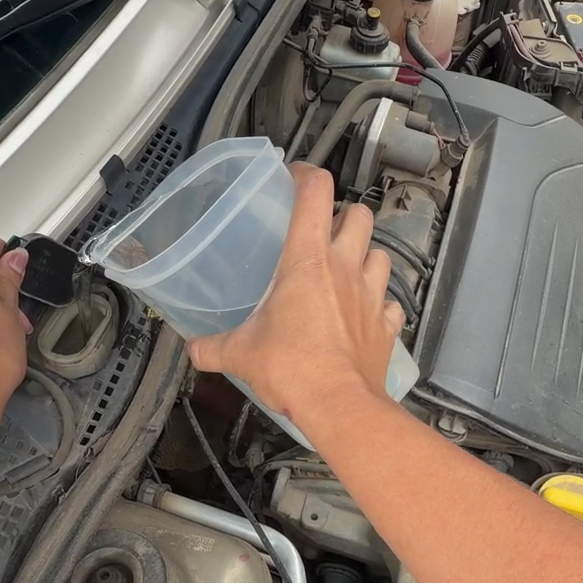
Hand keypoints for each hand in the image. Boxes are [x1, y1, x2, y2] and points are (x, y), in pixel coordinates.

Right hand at [187, 164, 400, 425]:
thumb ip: (213, 347)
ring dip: (366, 256)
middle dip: (344, 216)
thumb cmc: (290, 369)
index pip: (315, 192)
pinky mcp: (387, 326)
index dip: (306, 176)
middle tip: (325, 234)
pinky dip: (379, 304)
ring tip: (348, 272)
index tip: (294, 180)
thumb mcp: (241, 355)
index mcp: (307, 260)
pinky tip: (364, 316)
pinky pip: (390, 304)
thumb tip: (192, 350)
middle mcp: (346, 268)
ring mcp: (372, 296)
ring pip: (381, 255)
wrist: (339, 406)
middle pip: (360, 215)